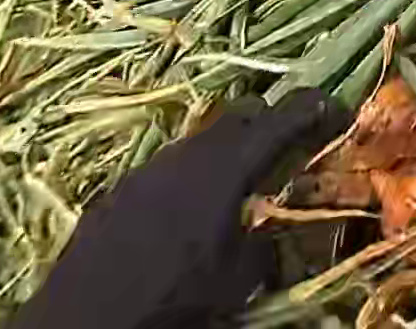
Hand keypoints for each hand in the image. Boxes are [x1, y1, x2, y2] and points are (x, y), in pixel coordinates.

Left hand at [11, 89, 349, 328]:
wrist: (75, 327)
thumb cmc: (168, 300)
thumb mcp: (234, 283)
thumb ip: (268, 248)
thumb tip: (282, 235)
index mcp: (230, 164)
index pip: (288, 114)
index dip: (320, 108)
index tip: (341, 116)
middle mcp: (194, 150)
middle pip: (247, 112)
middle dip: (274, 124)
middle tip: (290, 152)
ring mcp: (154, 164)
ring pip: (207, 136)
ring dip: (232, 149)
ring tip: (238, 187)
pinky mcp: (123, 186)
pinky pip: (171, 163)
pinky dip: (194, 173)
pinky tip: (186, 213)